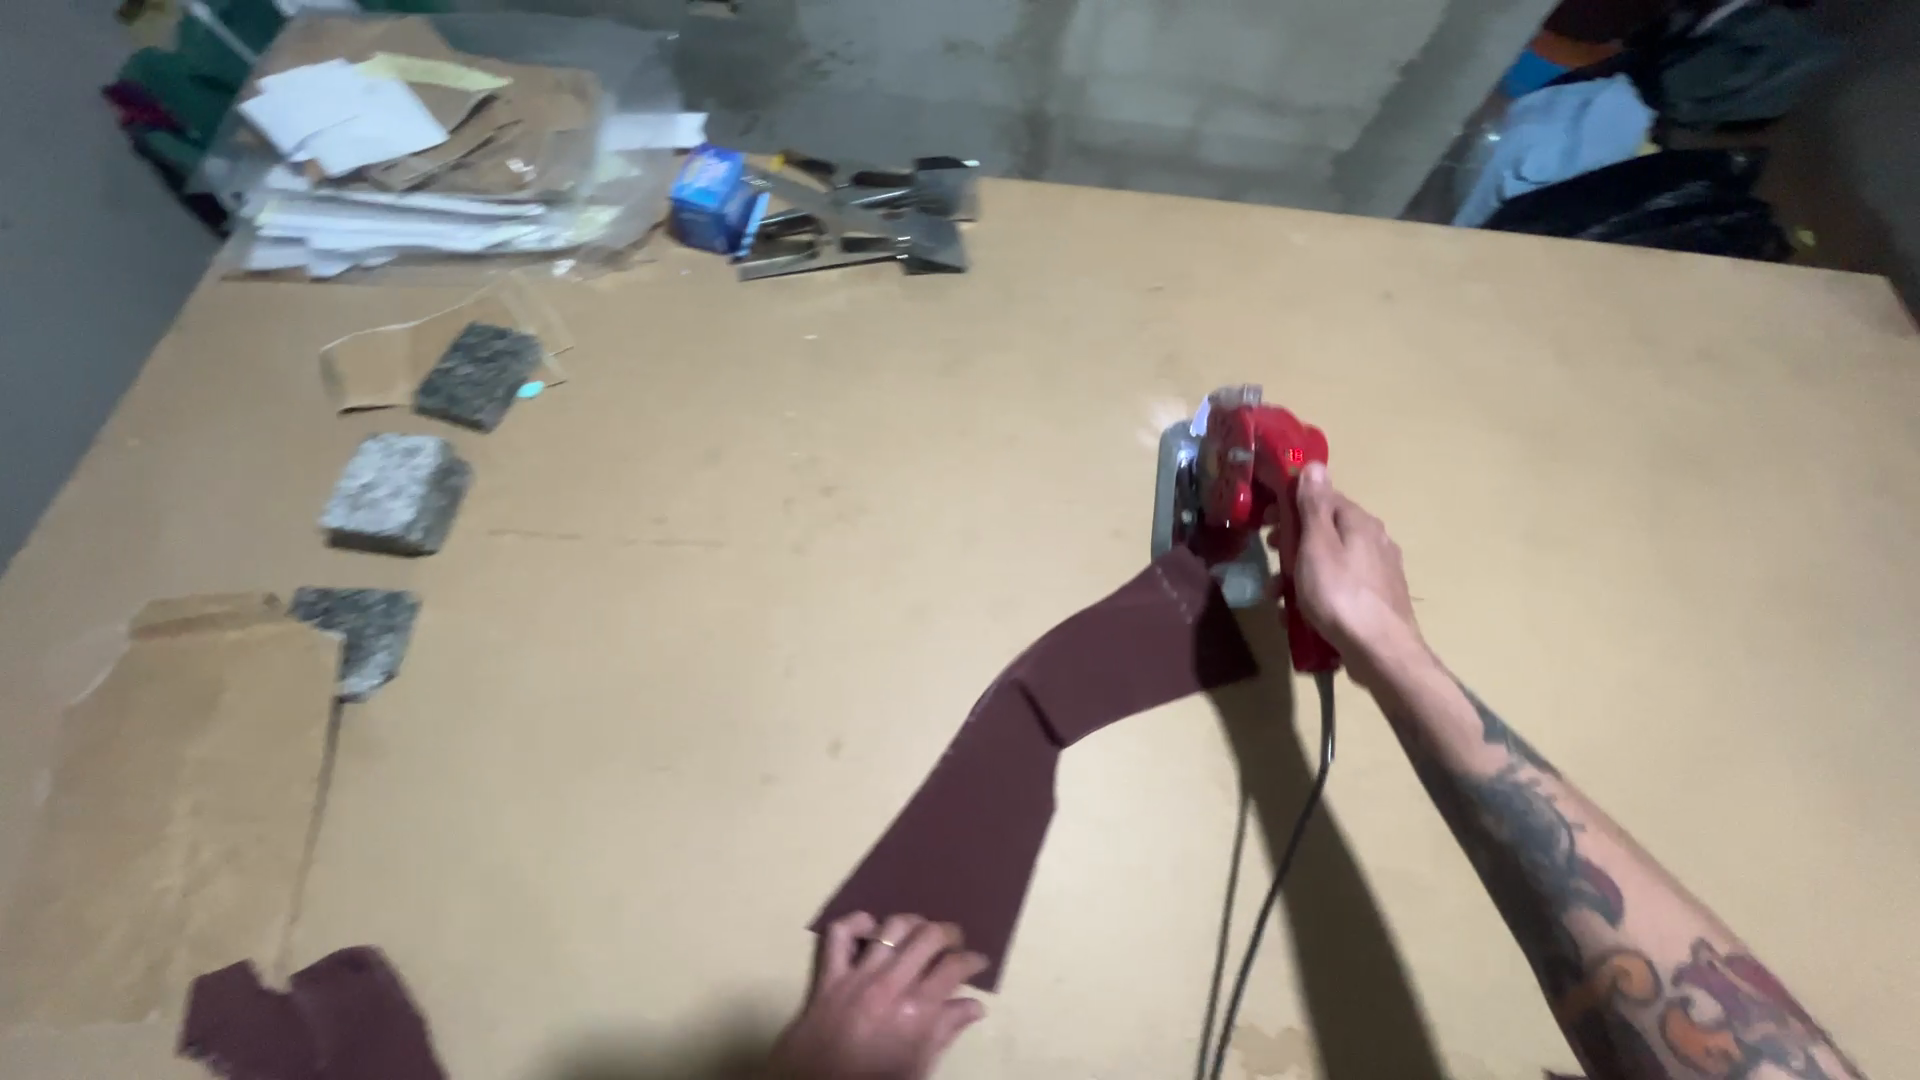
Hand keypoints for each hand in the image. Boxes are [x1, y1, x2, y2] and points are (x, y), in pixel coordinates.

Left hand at [766, 912, 987, 1079]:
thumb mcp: (918, 1068)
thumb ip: (946, 1031)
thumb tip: (976, 1006)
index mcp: (916, 1013)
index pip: (954, 967)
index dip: (973, 960)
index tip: (978, 961)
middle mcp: (890, 986)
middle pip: (928, 936)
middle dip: (948, 932)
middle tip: (954, 941)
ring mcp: (858, 977)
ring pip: (891, 927)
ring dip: (912, 923)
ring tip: (919, 931)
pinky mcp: (829, 976)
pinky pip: (839, 933)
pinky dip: (856, 922)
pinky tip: (870, 927)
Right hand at [1278, 463, 1424, 672]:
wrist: (1379, 650)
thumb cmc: (1339, 594)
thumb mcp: (1316, 546)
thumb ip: (1313, 506)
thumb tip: (1314, 465)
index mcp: (1359, 522)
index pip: (1322, 498)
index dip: (1290, 506)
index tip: (1264, 523)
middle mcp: (1373, 540)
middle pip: (1324, 531)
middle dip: (1292, 544)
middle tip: (1270, 560)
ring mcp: (1378, 571)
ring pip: (1328, 562)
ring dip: (1298, 575)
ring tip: (1277, 599)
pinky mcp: (1377, 598)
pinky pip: (1337, 587)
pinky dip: (1315, 595)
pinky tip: (1300, 616)